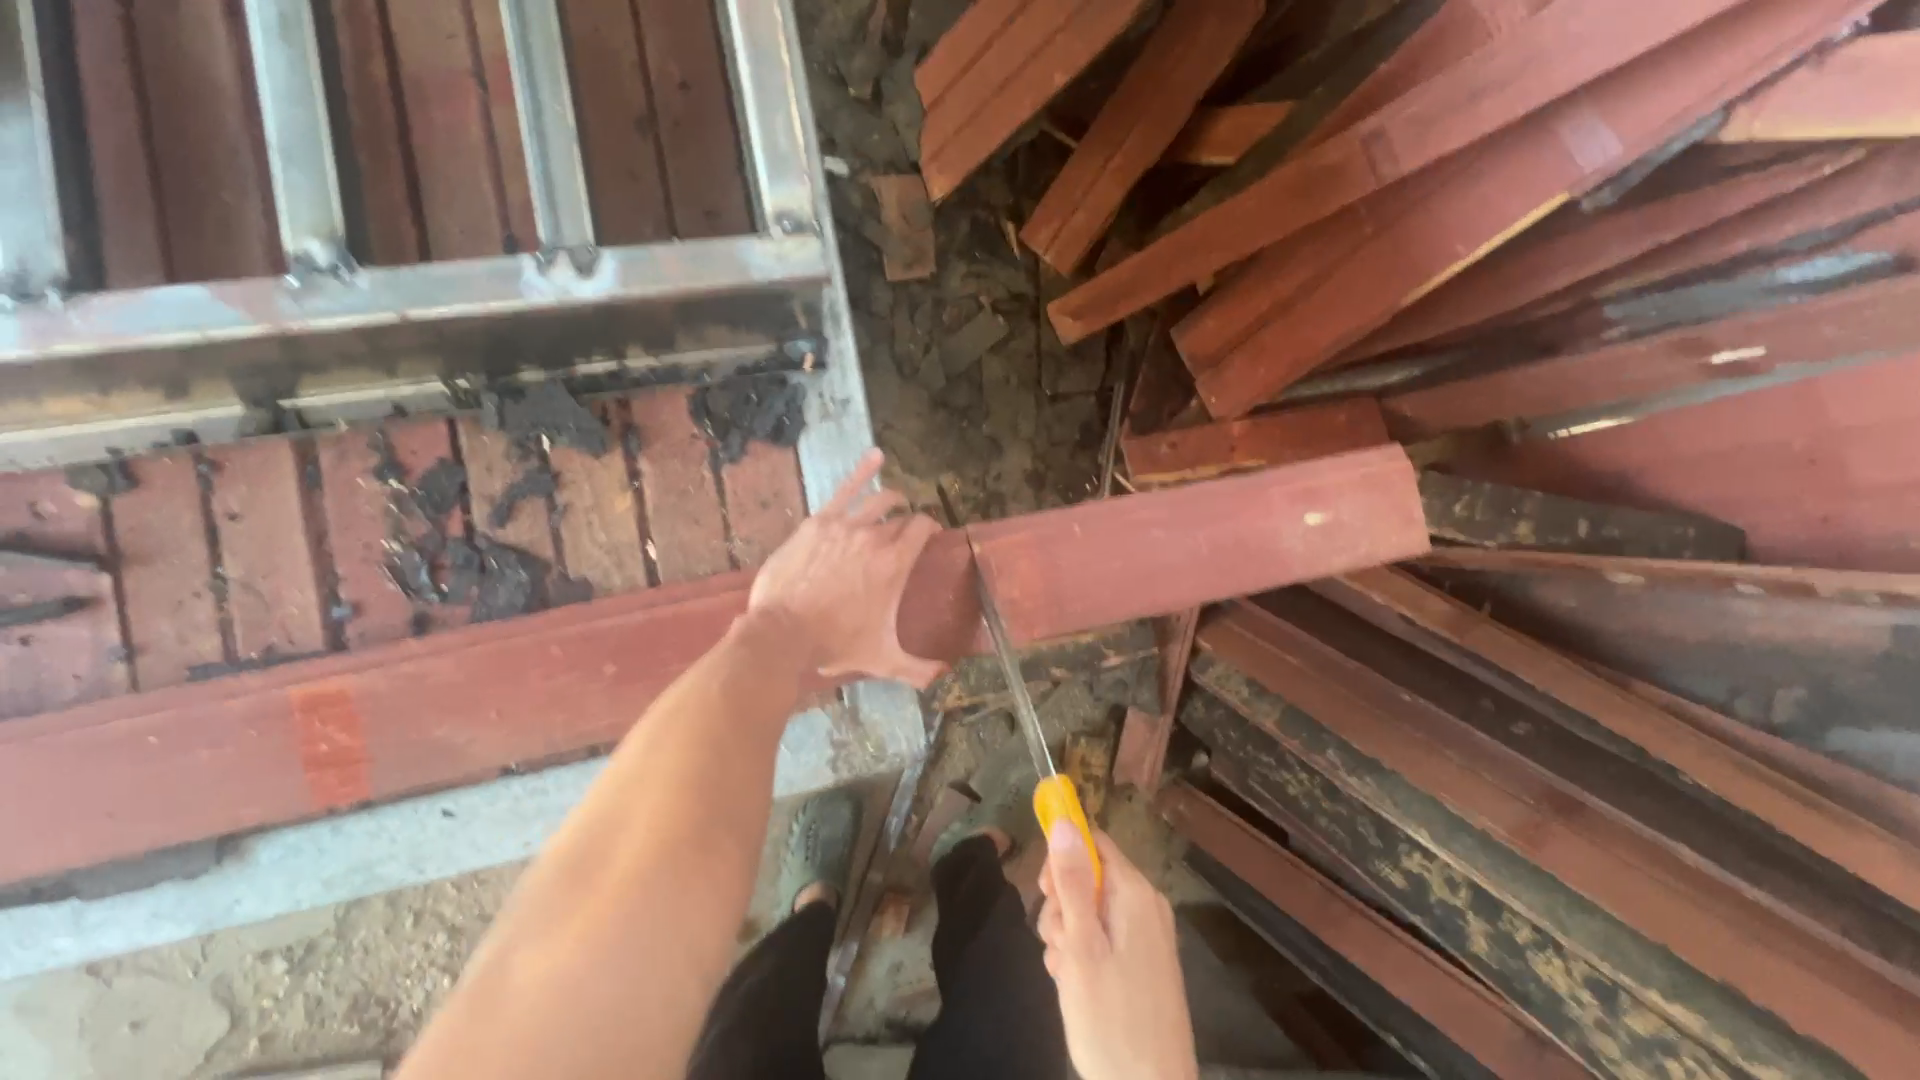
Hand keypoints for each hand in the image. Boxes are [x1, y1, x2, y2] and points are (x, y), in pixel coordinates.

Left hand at [747, 449, 945, 687]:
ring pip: (877, 500)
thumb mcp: (881, 659)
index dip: (929, 529)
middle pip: (900, 517)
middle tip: (906, 529)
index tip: (928, 536)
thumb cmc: (834, 643)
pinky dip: (862, 471)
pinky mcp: (816, 523)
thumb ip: (917, 669)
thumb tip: (943, 677)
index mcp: (894, 564)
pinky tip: (876, 457)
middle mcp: (874, 537)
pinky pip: (844, 489)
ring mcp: (844, 525)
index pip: (922, 529)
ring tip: (893, 501)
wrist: (782, 632)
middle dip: (907, 520)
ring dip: (890, 499)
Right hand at [1038, 823, 1198, 1079]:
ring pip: (1088, 911)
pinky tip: (1075, 985)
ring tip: (1067, 974)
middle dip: (1061, 906)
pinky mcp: (1141, 962)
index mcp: (1135, 894)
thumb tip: (1064, 821)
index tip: (1045, 891)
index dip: (1062, 858)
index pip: (1093, 842)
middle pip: (1087, 877)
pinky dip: (1082, 955)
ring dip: (1066, 936)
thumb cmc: (1112, 1017)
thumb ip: (1071, 882)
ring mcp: (1145, 935)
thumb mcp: (1082, 945)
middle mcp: (1145, 906)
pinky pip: (1101, 938)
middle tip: (1058, 943)